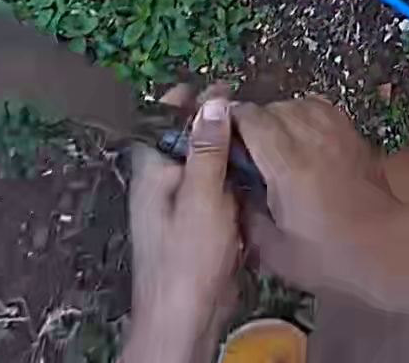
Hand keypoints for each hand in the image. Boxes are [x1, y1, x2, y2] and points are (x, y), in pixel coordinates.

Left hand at [123, 84, 240, 362]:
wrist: (188, 321)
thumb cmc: (187, 260)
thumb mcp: (202, 196)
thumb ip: (208, 149)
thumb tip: (214, 102)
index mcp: (153, 173)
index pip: (158, 122)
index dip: (183, 101)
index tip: (214, 88)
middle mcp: (163, 184)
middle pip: (185, 138)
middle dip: (213, 121)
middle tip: (243, 108)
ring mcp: (182, 203)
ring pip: (205, 162)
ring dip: (227, 148)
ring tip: (256, 133)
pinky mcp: (200, 221)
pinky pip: (217, 185)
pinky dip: (233, 174)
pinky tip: (255, 171)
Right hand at [234, 97, 408, 312]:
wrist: (383, 243)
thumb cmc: (327, 254)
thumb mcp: (275, 250)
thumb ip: (248, 215)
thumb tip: (232, 189)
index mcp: (288, 164)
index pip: (253, 120)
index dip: (232, 121)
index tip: (220, 133)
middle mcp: (310, 136)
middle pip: (273, 108)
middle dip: (253, 121)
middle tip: (245, 145)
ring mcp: (334, 129)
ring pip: (296, 102)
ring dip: (279, 116)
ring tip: (272, 140)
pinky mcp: (349, 129)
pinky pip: (318, 106)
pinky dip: (303, 112)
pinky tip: (299, 132)